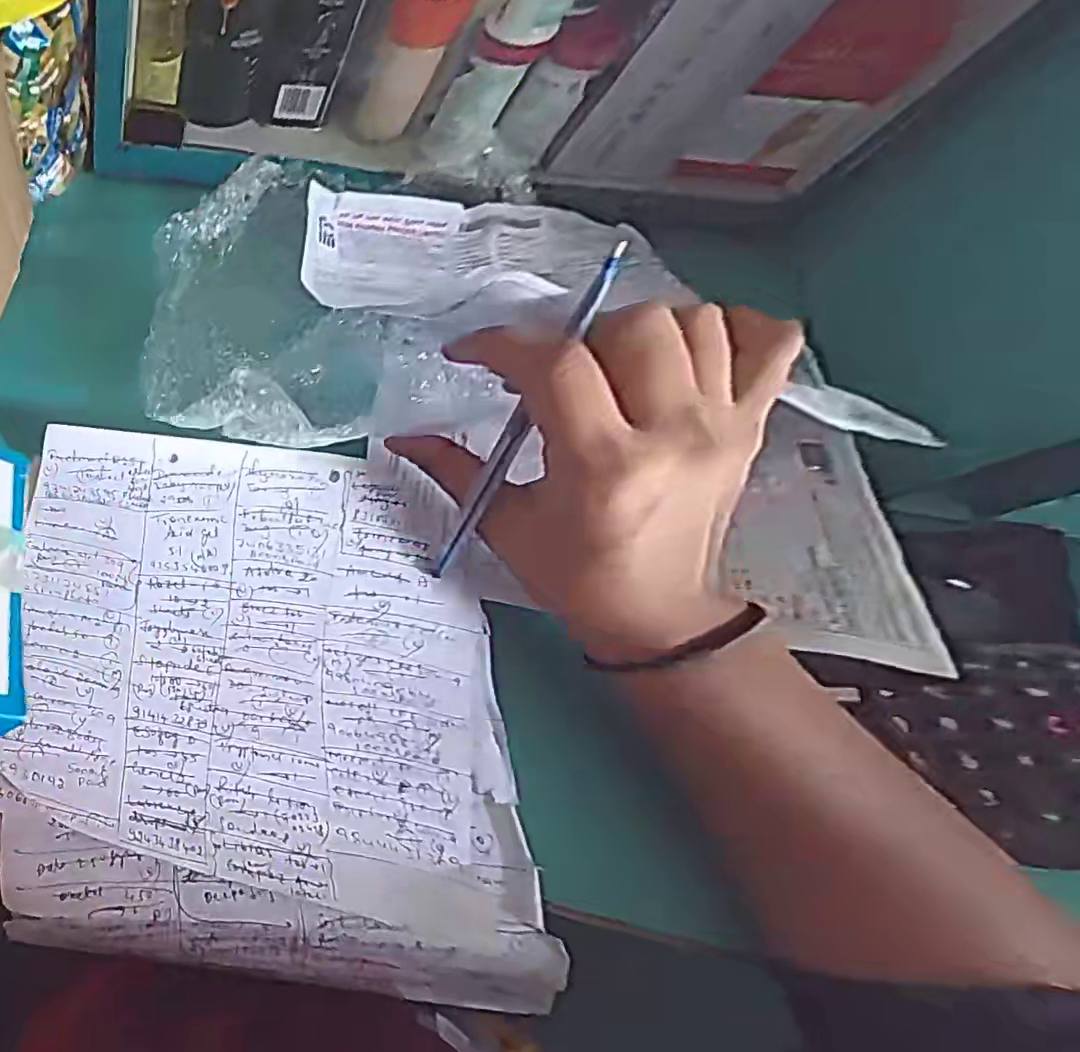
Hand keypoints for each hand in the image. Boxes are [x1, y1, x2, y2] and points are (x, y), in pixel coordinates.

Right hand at [388, 301, 802, 662]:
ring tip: (605, 365)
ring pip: (696, 322)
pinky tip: (682, 351)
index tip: (468, 352)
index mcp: (601, 464)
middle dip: (573, 335)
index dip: (502, 344)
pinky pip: (768, 339)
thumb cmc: (569, 573)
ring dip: (637, 329)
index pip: (556, 366)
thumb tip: (400, 437)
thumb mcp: (502, 523)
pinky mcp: (755, 423)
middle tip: (548, 371)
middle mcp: (672, 433)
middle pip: (635, 326)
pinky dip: (727, 327)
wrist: (655, 610)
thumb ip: (454, 469)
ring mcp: (725, 424)